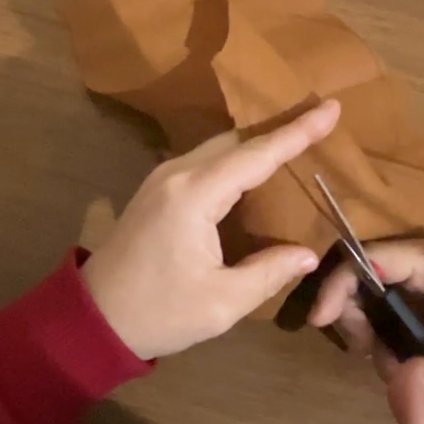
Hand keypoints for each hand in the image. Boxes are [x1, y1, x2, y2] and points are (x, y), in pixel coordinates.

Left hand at [81, 100, 340, 360]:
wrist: (92, 318)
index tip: (331, 106)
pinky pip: (205, 161)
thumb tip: (308, 254)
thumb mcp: (222, 302)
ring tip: (297, 138)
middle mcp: (177, 174)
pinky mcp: (156, 190)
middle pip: (236, 141)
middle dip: (279, 128)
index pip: (256, 155)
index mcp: (194, 195)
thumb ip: (269, 272)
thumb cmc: (158, 312)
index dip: (297, 131)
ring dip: (256, 142)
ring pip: (218, 148)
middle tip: (322, 119)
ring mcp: (162, 178)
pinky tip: (256, 169)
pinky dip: (235, 158)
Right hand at [307, 237, 423, 423]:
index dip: (339, 285)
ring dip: (370, 326)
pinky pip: (387, 295)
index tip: (320, 321)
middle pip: (364, 270)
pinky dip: (382, 326)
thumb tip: (402, 416)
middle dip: (356, 315)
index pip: (371, 258)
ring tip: (393, 365)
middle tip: (369, 355)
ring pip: (372, 285)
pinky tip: (398, 356)